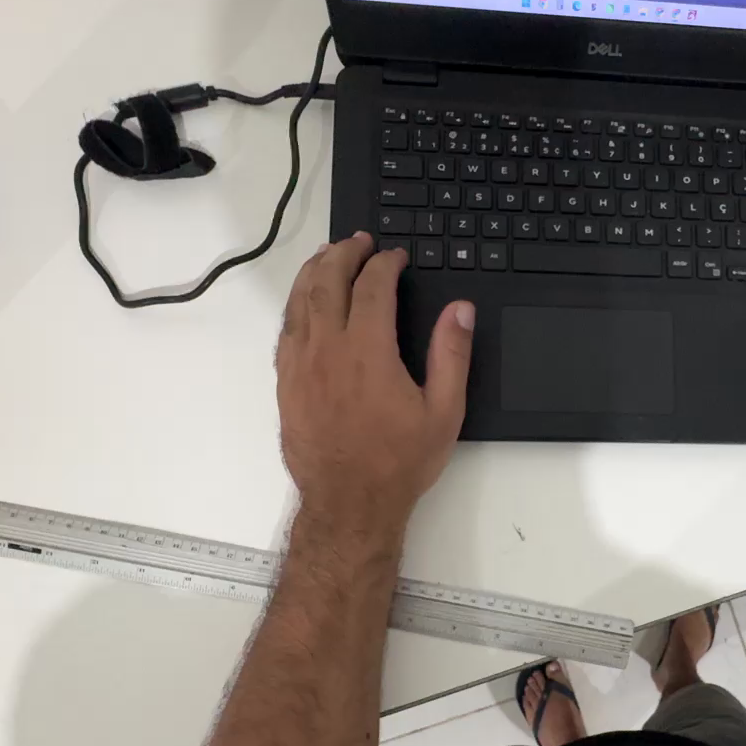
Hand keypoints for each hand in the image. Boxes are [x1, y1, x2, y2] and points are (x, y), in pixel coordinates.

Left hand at [277, 232, 474, 542]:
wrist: (350, 503)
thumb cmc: (400, 462)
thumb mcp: (443, 411)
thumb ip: (452, 355)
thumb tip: (460, 310)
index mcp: (368, 351)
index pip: (372, 287)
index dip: (385, 264)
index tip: (396, 257)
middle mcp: (328, 349)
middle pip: (327, 282)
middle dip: (344, 254)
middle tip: (359, 242)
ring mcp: (300, 365)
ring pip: (299, 301)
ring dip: (315, 271)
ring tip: (328, 256)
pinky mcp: (286, 384)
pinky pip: (285, 330)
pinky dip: (296, 305)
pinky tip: (304, 303)